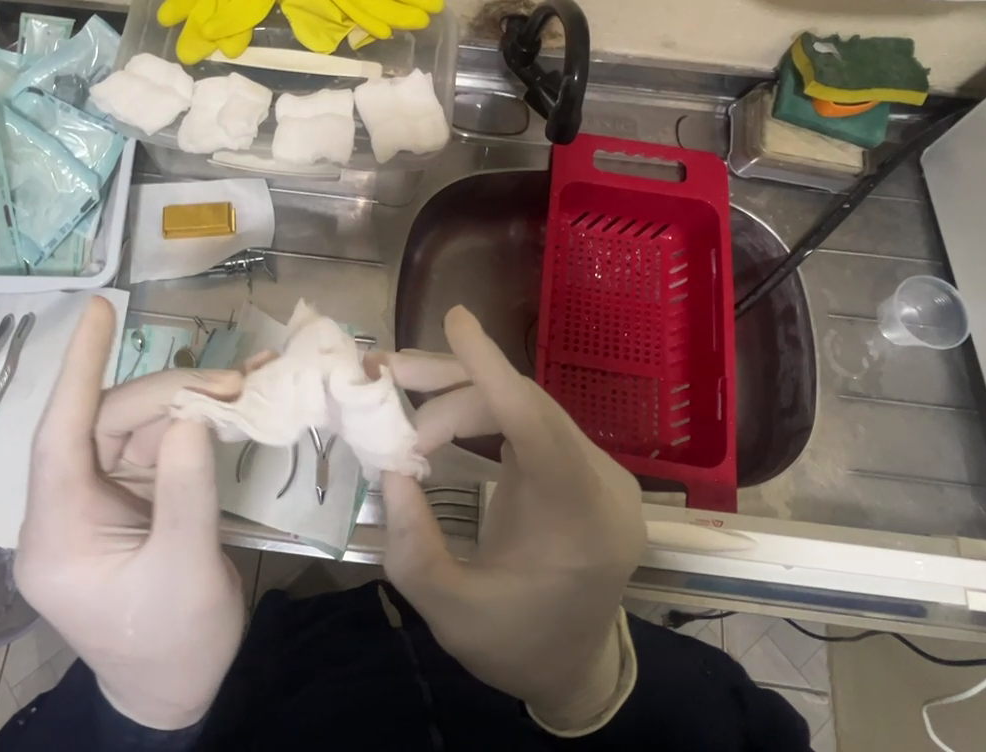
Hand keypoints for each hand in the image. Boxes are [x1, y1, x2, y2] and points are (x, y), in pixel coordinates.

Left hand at [13, 297, 245, 730]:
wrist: (178, 693)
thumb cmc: (174, 647)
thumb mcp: (185, 573)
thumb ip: (187, 493)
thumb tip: (193, 417)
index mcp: (58, 533)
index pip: (59, 435)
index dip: (77, 369)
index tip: (97, 311)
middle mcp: (71, 506)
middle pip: (111, 425)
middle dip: (171, 396)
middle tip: (235, 384)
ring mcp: (103, 500)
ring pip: (139, 428)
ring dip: (191, 404)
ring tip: (246, 385)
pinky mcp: (134, 498)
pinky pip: (162, 446)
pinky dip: (199, 423)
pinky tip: (235, 401)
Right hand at [379, 307, 645, 733]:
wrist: (572, 666)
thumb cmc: (516, 647)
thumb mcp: (451, 613)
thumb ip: (414, 547)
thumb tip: (390, 470)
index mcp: (583, 521)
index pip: (538, 425)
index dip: (492, 369)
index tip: (456, 319)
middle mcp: (602, 483)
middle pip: (525, 405)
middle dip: (450, 384)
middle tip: (383, 375)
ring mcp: (595, 470)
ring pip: (524, 404)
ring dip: (459, 392)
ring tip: (396, 386)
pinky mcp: (575, 466)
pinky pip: (526, 420)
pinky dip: (477, 408)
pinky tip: (435, 412)